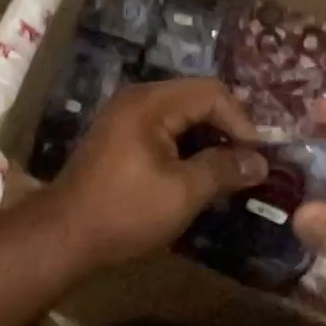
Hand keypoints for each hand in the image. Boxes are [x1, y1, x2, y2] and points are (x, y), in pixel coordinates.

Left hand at [37, 78, 267, 271]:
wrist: (65, 233)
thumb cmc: (126, 210)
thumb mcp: (182, 193)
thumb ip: (223, 169)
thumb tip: (260, 162)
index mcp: (152, 101)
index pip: (211, 92)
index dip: (241, 121)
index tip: (258, 158)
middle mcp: (138, 97)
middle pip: (196, 96)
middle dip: (227, 126)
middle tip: (249, 162)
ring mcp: (126, 114)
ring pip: (181, 112)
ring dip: (208, 136)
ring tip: (230, 169)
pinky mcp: (121, 134)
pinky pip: (164, 126)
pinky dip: (186, 143)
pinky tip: (198, 171)